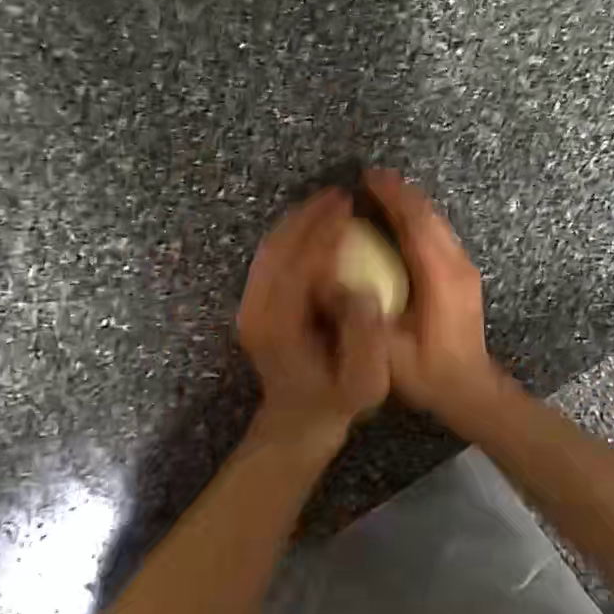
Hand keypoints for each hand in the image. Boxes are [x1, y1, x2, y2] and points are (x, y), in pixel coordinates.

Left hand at [237, 187, 390, 446]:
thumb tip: (360, 289)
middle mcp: (257, 311)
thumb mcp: (364, 383)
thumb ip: (364, 338)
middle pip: (278, 249)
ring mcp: (249, 307)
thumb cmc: (335, 401)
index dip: (323, 233)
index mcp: (280, 327)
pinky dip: (288, 235)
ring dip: (296, 221)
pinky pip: (268, 258)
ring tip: (326, 202)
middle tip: (338, 195)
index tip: (346, 208)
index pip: (300, 265)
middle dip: (308, 217)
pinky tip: (310, 225)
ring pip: (269, 249)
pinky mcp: (253, 304)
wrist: (297, 419)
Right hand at [363, 170, 510, 417]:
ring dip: (410, 204)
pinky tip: (400, 221)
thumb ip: (361, 316)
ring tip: (382, 192)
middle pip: (428, 214)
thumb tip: (331, 284)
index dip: (392, 196)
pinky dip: (419, 220)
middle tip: (370, 178)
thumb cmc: (428, 373)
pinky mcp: (464, 275)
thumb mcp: (388, 351)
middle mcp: (457, 265)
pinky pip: (440, 234)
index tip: (367, 179)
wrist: (470, 388)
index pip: (416, 222)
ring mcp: (465, 269)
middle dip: (400, 192)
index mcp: (440, 277)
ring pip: (436, 222)